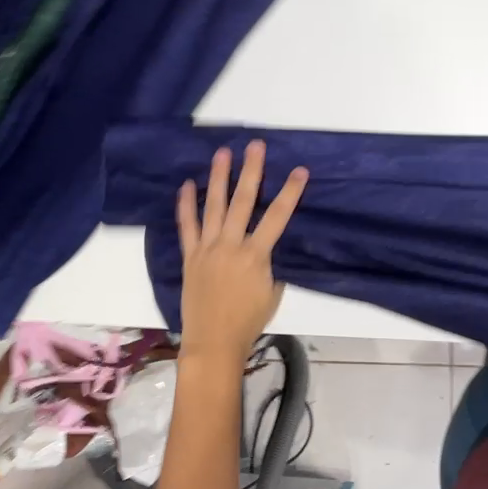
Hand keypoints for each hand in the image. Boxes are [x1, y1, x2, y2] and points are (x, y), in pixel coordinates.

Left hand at [175, 141, 308, 362]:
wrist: (213, 341)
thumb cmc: (249, 321)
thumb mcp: (272, 292)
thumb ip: (269, 266)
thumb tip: (265, 249)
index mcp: (256, 255)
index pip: (277, 217)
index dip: (291, 193)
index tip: (301, 171)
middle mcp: (230, 245)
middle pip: (243, 201)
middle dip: (252, 171)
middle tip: (256, 146)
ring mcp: (207, 249)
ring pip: (213, 206)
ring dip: (219, 178)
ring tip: (222, 153)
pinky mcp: (190, 256)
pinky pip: (187, 226)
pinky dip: (186, 204)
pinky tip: (187, 185)